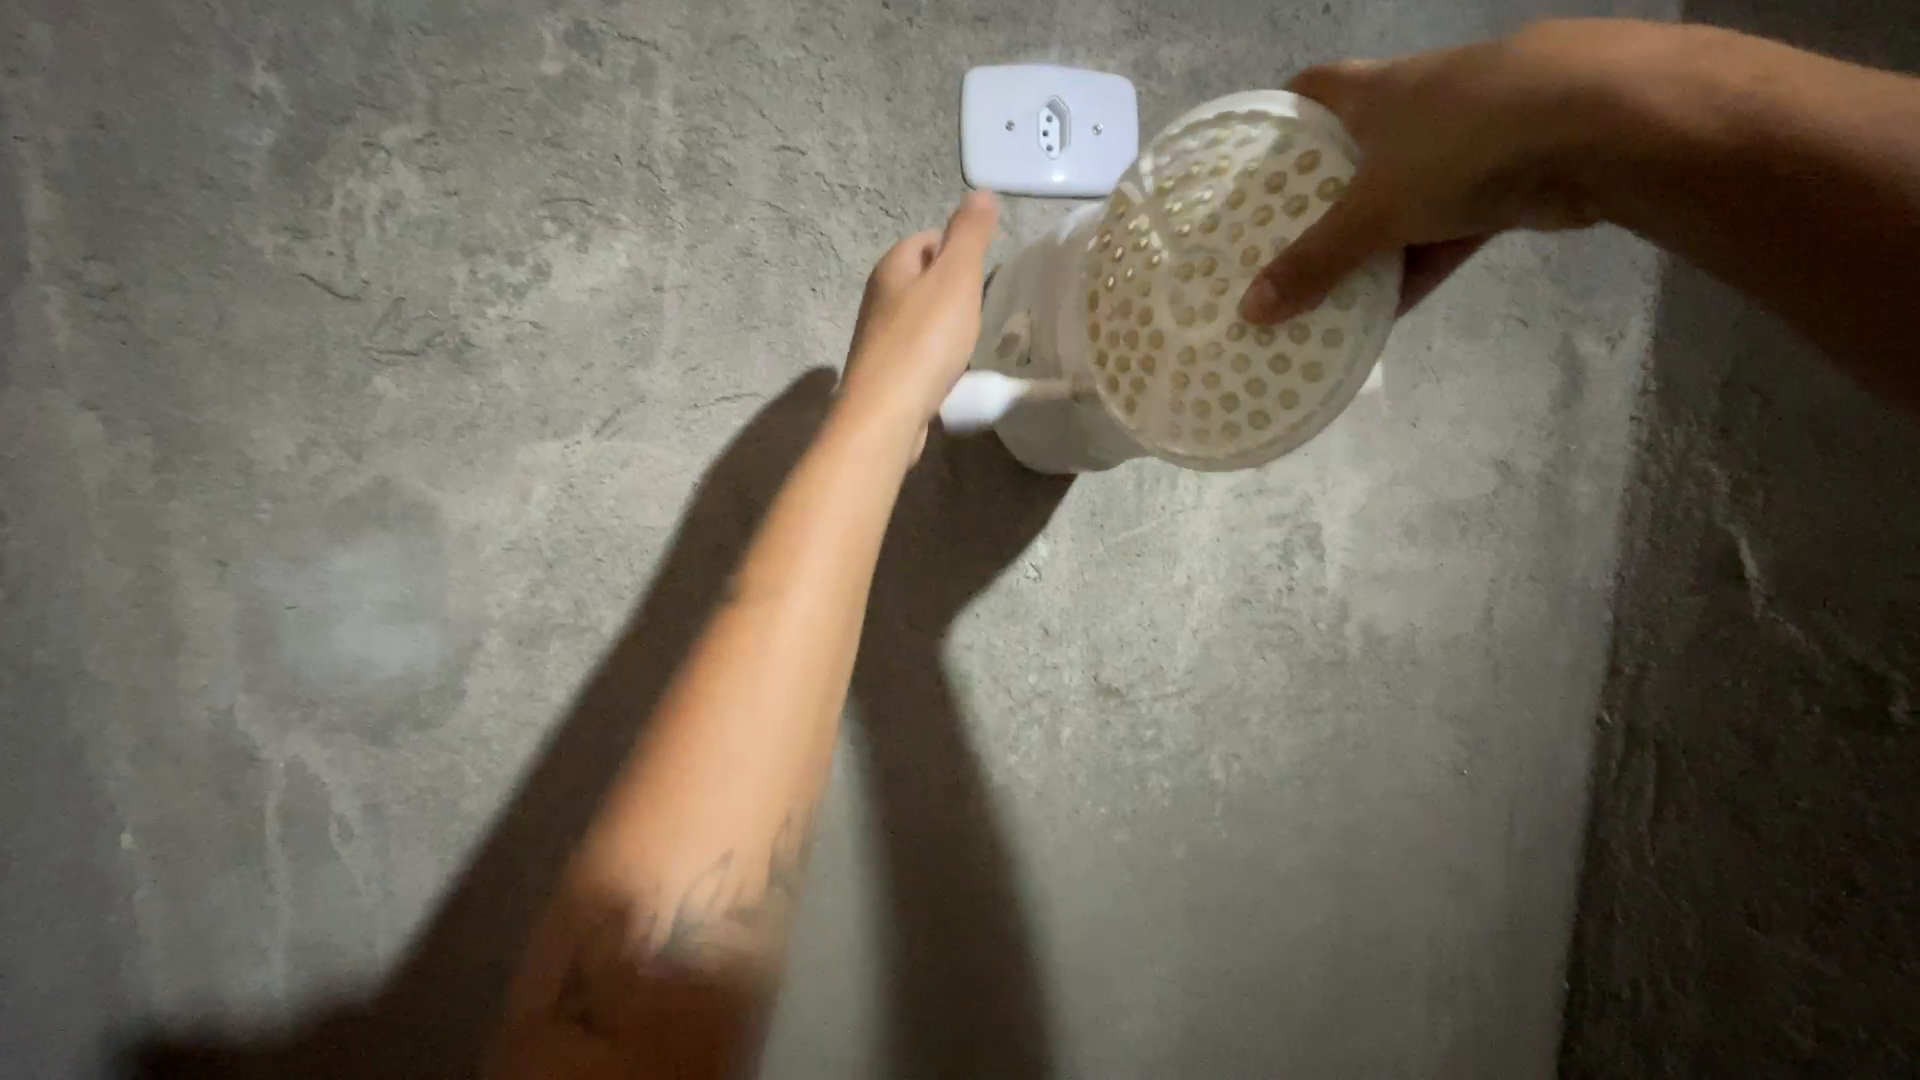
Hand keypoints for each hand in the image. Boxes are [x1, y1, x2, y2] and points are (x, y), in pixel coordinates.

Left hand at [838, 192, 999, 451]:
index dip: (956, 248)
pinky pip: (914, 353)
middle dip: (950, 289)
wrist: (887, 414)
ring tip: (966, 342)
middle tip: (979, 308)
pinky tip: (947, 372)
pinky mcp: (882, 374)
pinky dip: (932, 356)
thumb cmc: (924, 342)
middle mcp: (876, 298)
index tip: (981, 273)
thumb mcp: (956, 278)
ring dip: (942, 326)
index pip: (926, 239)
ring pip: (917, 318)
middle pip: (920, 280)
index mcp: (891, 267)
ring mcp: (876, 339)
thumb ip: (970, 234)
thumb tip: (980, 191)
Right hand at [1239, 20, 1662, 324]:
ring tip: (1324, 291)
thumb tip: (1249, 312)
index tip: (1247, 164)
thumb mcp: (1373, 211)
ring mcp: (1469, 140)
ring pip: (1401, 197)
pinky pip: (1446, 228)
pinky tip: (1388, 309)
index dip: (1277, 120)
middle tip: (1275, 245)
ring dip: (1368, 244)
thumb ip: (1313, 263)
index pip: (1311, 90)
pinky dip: (1418, 264)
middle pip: (1353, 152)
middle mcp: (1419, 106)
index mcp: (1378, 91)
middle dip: (1317, 199)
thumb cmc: (1466, 143)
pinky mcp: (1510, 176)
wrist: (1614, 126)